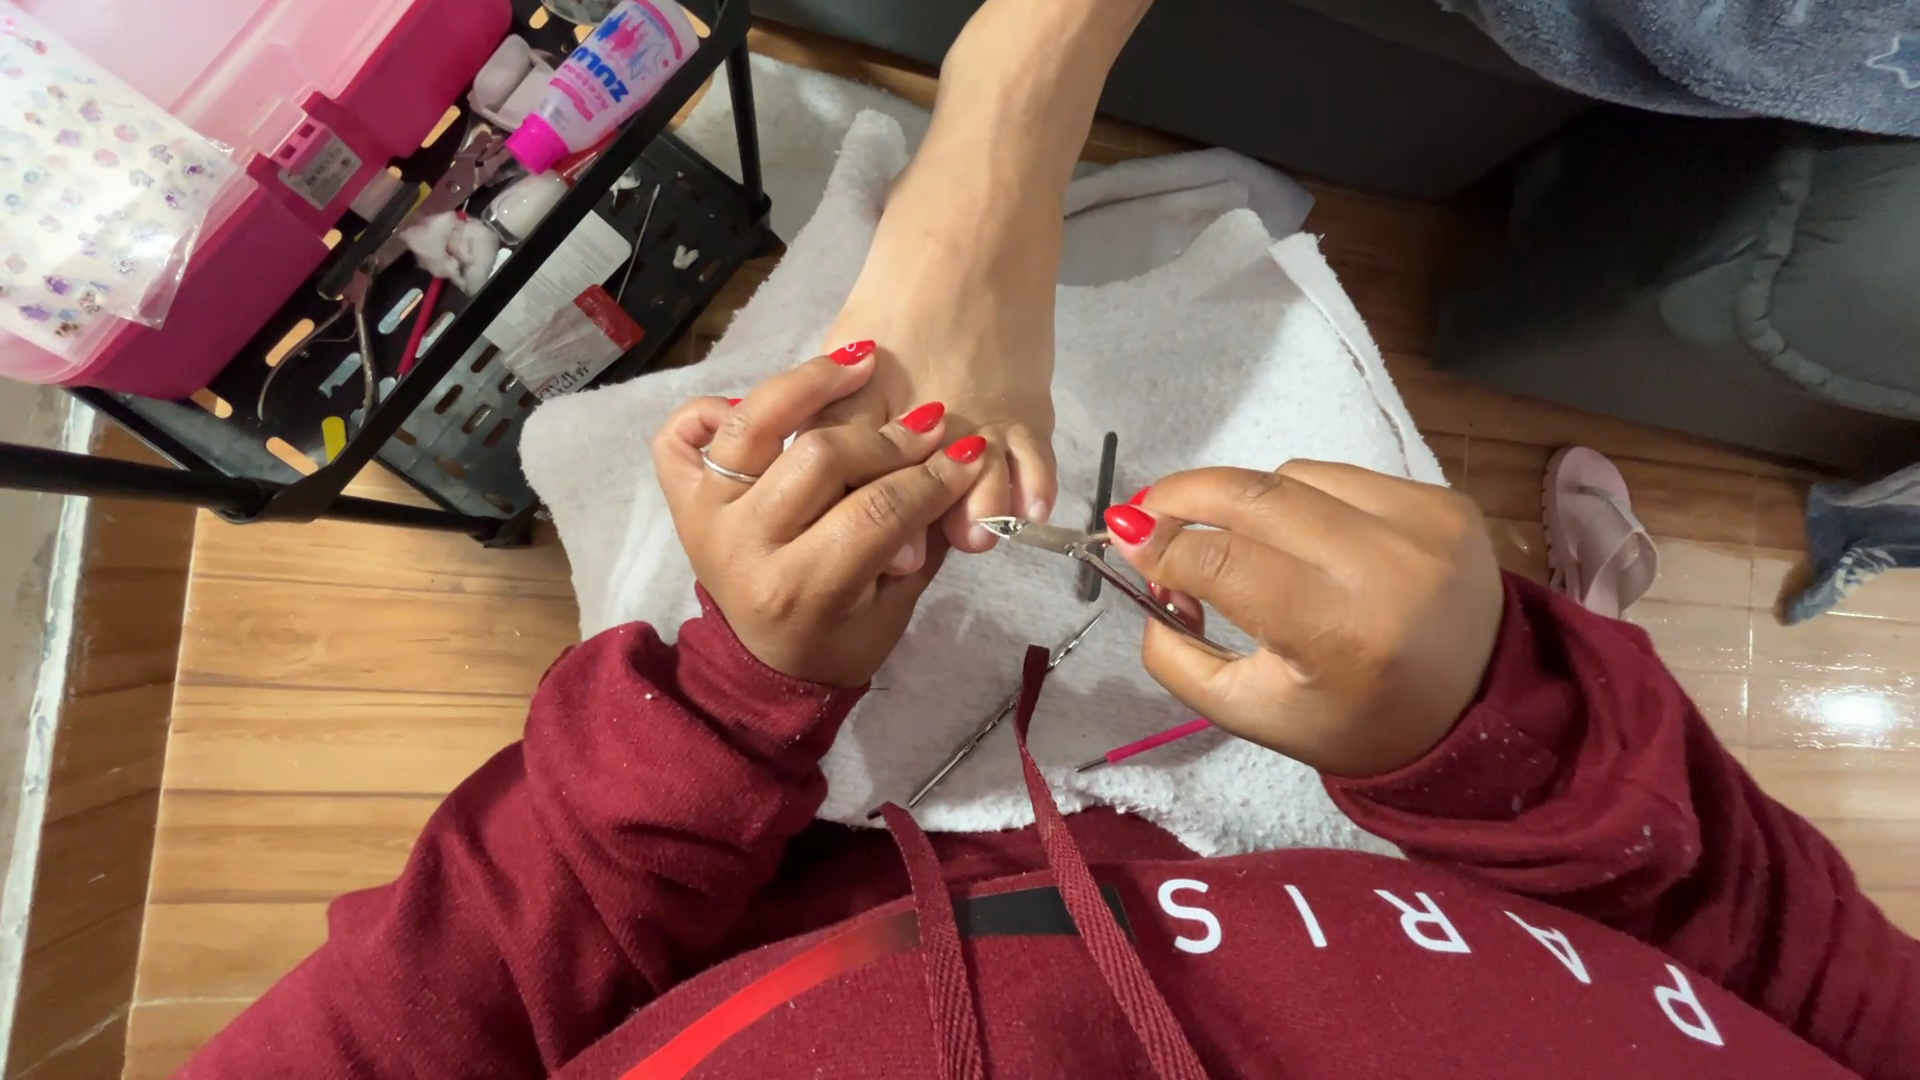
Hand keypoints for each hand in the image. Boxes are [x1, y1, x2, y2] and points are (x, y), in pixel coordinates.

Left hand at [654, 351, 989, 686]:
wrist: (767, 666)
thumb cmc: (841, 640)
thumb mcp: (892, 606)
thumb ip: (921, 539)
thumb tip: (954, 466)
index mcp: (798, 590)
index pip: (876, 513)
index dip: (933, 476)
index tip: (971, 452)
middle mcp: (740, 547)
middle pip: (820, 459)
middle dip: (889, 438)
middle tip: (931, 423)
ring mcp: (705, 514)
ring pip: (753, 424)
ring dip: (812, 382)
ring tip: (862, 362)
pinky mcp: (683, 497)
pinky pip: (683, 431)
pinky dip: (718, 405)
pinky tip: (772, 403)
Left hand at [817, 224, 1057, 556]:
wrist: (981, 208)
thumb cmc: (908, 261)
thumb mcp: (853, 327)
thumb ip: (837, 396)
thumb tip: (831, 456)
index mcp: (863, 389)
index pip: (846, 464)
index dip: (848, 508)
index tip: (845, 541)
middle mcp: (919, 405)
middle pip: (907, 487)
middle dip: (904, 529)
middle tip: (901, 562)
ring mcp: (978, 406)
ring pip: (971, 485)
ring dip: (969, 517)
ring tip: (968, 536)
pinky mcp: (1028, 401)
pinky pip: (1034, 460)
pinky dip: (1030, 490)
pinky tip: (1026, 514)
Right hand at [1102, 462, 1504, 776]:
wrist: (1479, 712)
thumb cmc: (1349, 720)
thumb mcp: (1245, 711)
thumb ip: (1172, 650)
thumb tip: (1145, 564)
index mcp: (1340, 633)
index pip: (1225, 561)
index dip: (1161, 543)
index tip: (1121, 536)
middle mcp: (1388, 566)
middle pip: (1252, 496)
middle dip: (1180, 495)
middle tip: (1143, 511)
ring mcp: (1424, 523)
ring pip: (1288, 478)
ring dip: (1239, 501)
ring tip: (1233, 540)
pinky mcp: (1442, 502)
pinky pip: (1333, 477)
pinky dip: (1294, 500)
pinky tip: (1300, 538)